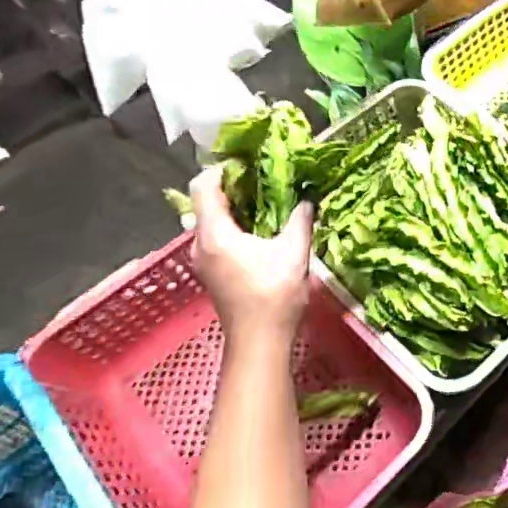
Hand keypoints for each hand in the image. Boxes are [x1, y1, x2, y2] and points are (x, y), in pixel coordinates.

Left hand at [187, 166, 312, 344]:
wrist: (259, 342)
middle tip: (262, 182)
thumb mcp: (293, 254)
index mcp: (215, 234)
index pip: (203, 186)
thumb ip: (300, 221)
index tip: (247, 165)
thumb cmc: (274, 297)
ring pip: (211, 223)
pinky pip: (216, 240)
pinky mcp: (211, 274)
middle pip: (206, 203)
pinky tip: (259, 235)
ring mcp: (203, 261)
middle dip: (232, 189)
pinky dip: (233, 229)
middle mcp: (200, 244)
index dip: (221, 169)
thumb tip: (307, 199)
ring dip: (233, 211)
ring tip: (264, 206)